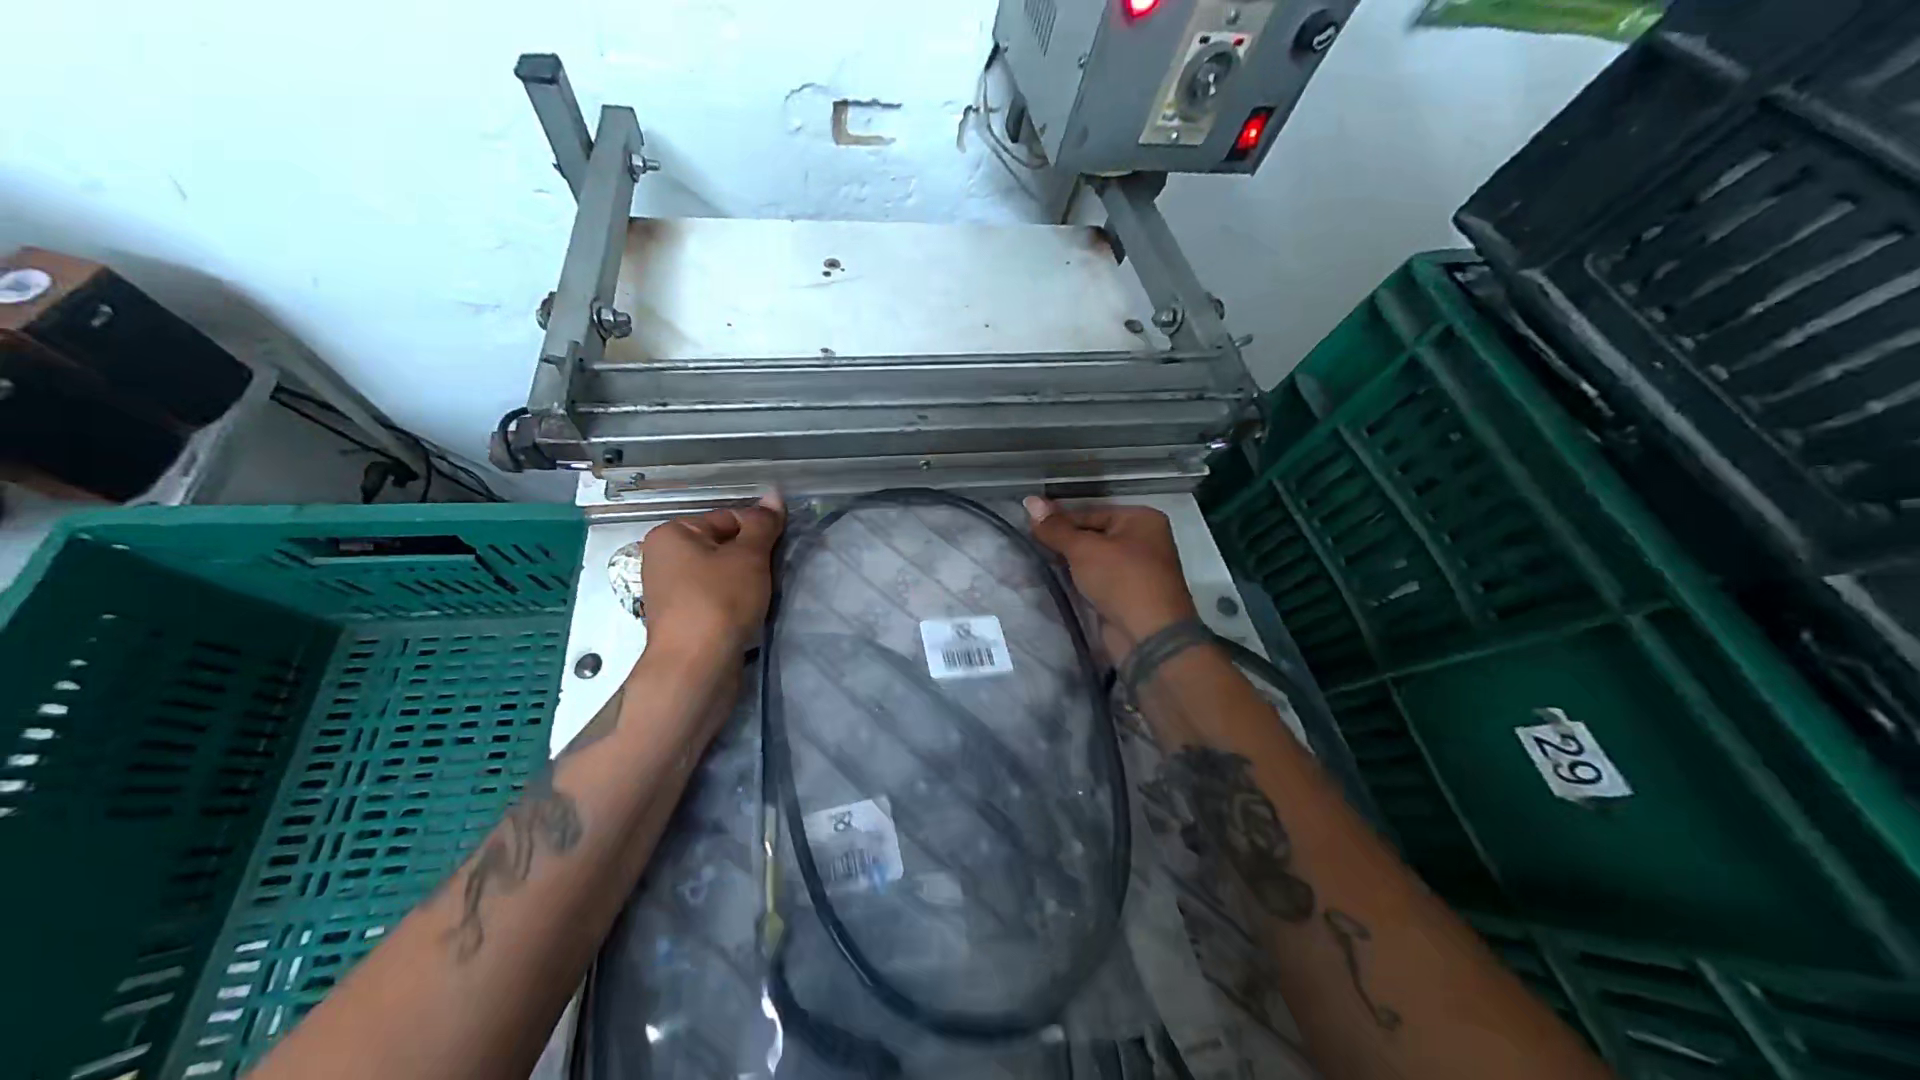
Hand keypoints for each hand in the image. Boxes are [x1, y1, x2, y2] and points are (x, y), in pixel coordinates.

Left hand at [640, 494, 784, 661]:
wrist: (696, 666)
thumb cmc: (719, 601)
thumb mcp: (749, 556)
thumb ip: (763, 524)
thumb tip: (774, 494)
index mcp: (671, 534)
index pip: (727, 518)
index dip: (757, 532)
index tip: (775, 552)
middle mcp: (663, 559)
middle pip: (723, 546)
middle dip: (751, 559)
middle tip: (770, 575)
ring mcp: (670, 592)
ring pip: (721, 574)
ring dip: (746, 583)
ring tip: (760, 597)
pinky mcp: (682, 619)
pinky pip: (715, 599)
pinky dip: (734, 602)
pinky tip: (747, 614)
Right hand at [1024, 497, 1197, 655]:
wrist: (1148, 636)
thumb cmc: (1121, 580)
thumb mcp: (1084, 549)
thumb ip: (1056, 528)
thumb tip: (1030, 500)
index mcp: (1140, 519)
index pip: (1089, 512)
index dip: (1059, 520)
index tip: (1028, 527)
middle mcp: (1141, 541)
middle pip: (1091, 536)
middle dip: (1060, 544)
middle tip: (1026, 546)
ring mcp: (1134, 571)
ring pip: (1091, 561)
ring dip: (1065, 564)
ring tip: (1030, 565)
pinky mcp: (1124, 596)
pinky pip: (1094, 581)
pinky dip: (1075, 582)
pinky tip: (1049, 582)